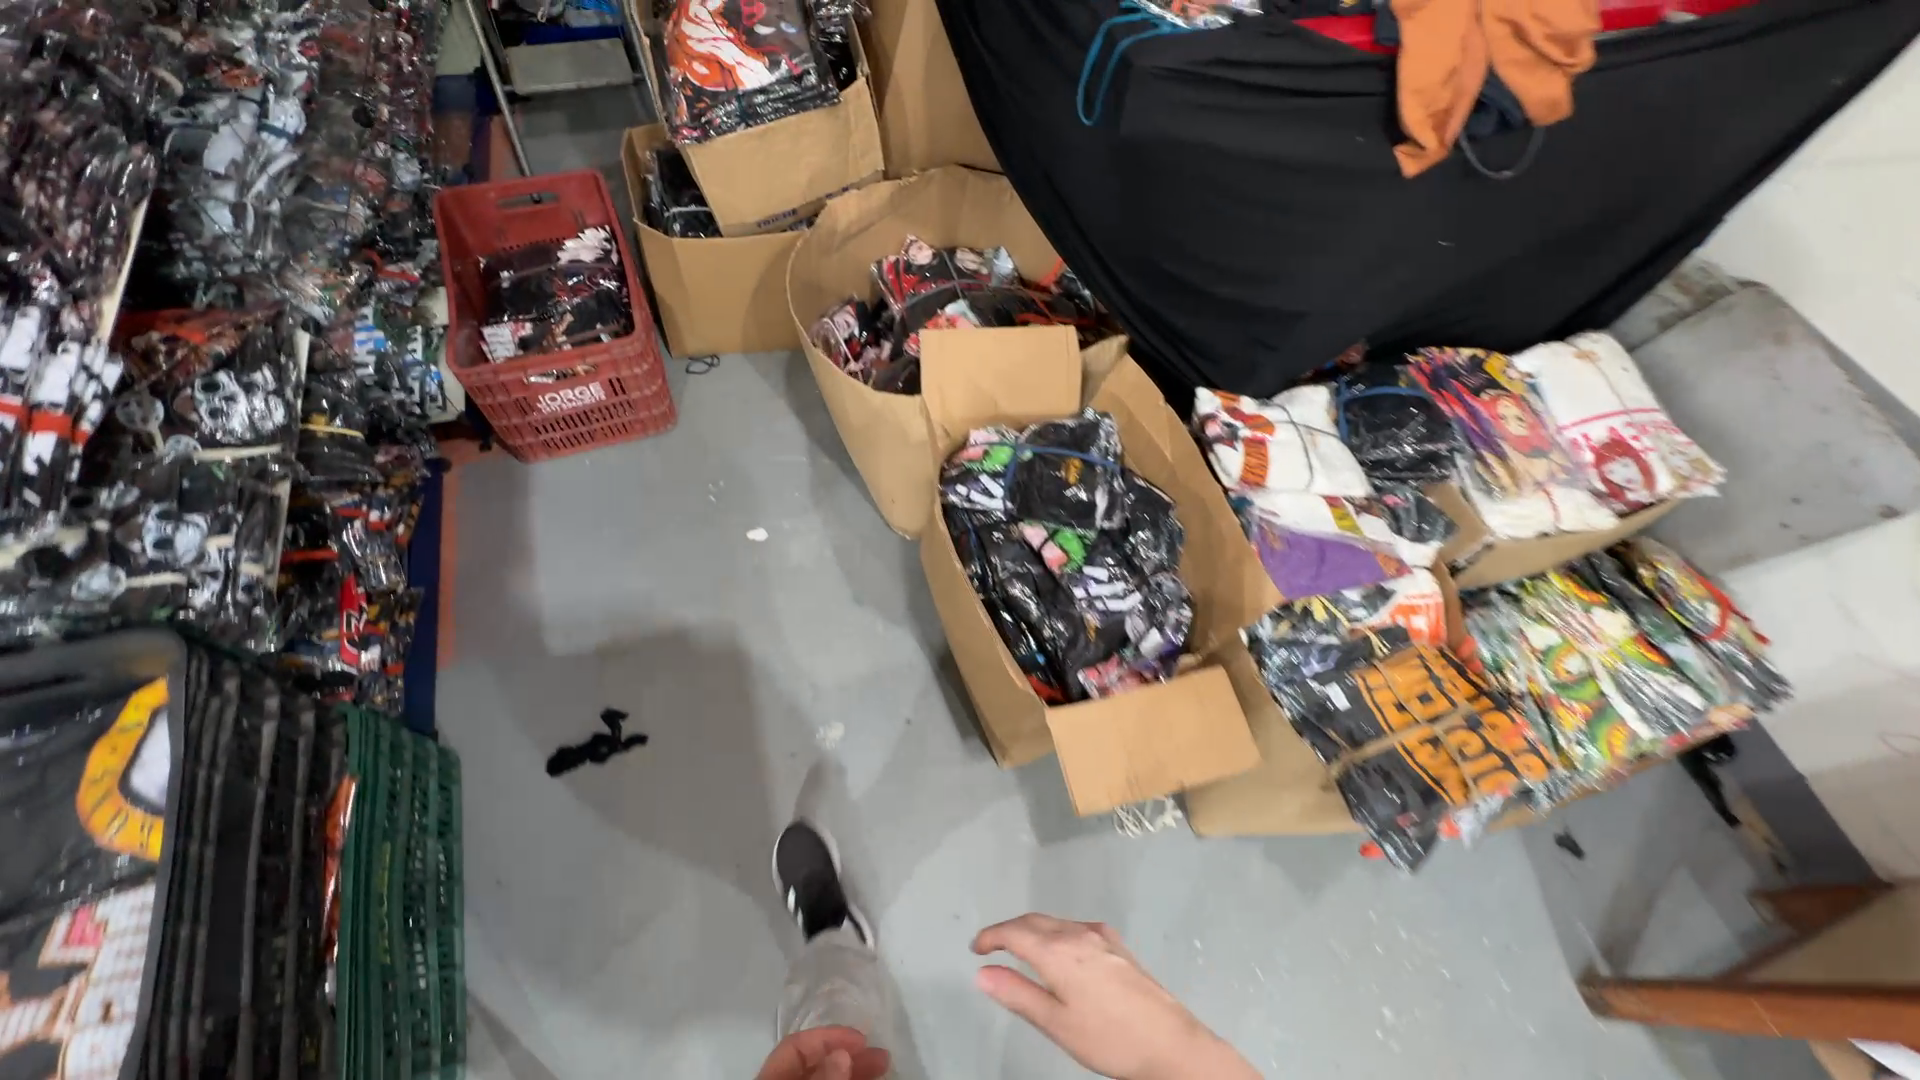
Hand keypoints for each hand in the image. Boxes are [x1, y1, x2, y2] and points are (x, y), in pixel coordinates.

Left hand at [754, 1026, 890, 1079]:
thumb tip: (843, 1053)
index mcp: (769, 1075)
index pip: (795, 1045)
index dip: (828, 1037)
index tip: (862, 1039)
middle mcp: (781, 1079)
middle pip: (813, 1064)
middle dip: (849, 1057)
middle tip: (882, 1056)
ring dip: (853, 1072)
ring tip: (883, 1068)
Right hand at [972, 914, 1260, 1079]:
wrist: (1170, 1043)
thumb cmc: (1107, 1037)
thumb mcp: (1056, 1024)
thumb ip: (1017, 994)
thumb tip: (982, 973)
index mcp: (1058, 951)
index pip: (1013, 932)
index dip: (990, 936)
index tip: (975, 948)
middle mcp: (1078, 933)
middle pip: (1034, 921)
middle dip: (1009, 930)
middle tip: (992, 948)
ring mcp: (1101, 936)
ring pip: (1056, 922)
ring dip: (1033, 930)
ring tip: (1020, 952)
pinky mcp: (1118, 945)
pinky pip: (1077, 927)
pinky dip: (1057, 933)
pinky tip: (1062, 952)